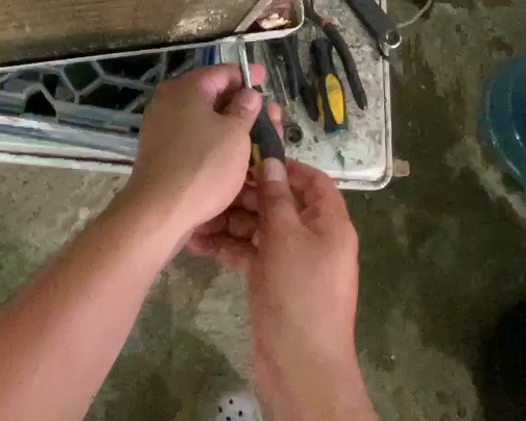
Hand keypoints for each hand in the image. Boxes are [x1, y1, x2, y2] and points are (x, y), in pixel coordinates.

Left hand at [120, 64, 264, 238]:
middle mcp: (169, 100)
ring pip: (203, 118)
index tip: (264, 77)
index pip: (222, 72)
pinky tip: (232, 152)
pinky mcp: (160, 149)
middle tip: (268, 114)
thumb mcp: (234, 135)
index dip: (247, 75)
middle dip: (242, 104)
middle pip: (212, 95)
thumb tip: (247, 93)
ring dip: (230, 124)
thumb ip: (244, 109)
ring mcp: (162, 125)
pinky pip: (192, 135)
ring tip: (256, 135)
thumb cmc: (202, 166)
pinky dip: (213, 138)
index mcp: (187, 88)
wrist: (158, 210)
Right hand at [187, 160, 371, 419]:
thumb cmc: (299, 294)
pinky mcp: (272, 281)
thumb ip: (276, 197)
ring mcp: (292, 262)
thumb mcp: (286, 237)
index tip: (250, 157)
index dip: (286, 167)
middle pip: (281, 203)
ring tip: (196, 218)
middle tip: (212, 188)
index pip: (314, 181)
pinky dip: (228, 247)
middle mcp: (313, 238)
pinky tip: (198, 244)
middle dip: (247, 195)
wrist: (300, 368)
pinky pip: (250, 253)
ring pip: (261, 228)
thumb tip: (272, 161)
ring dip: (231, 221)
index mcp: (330, 223)